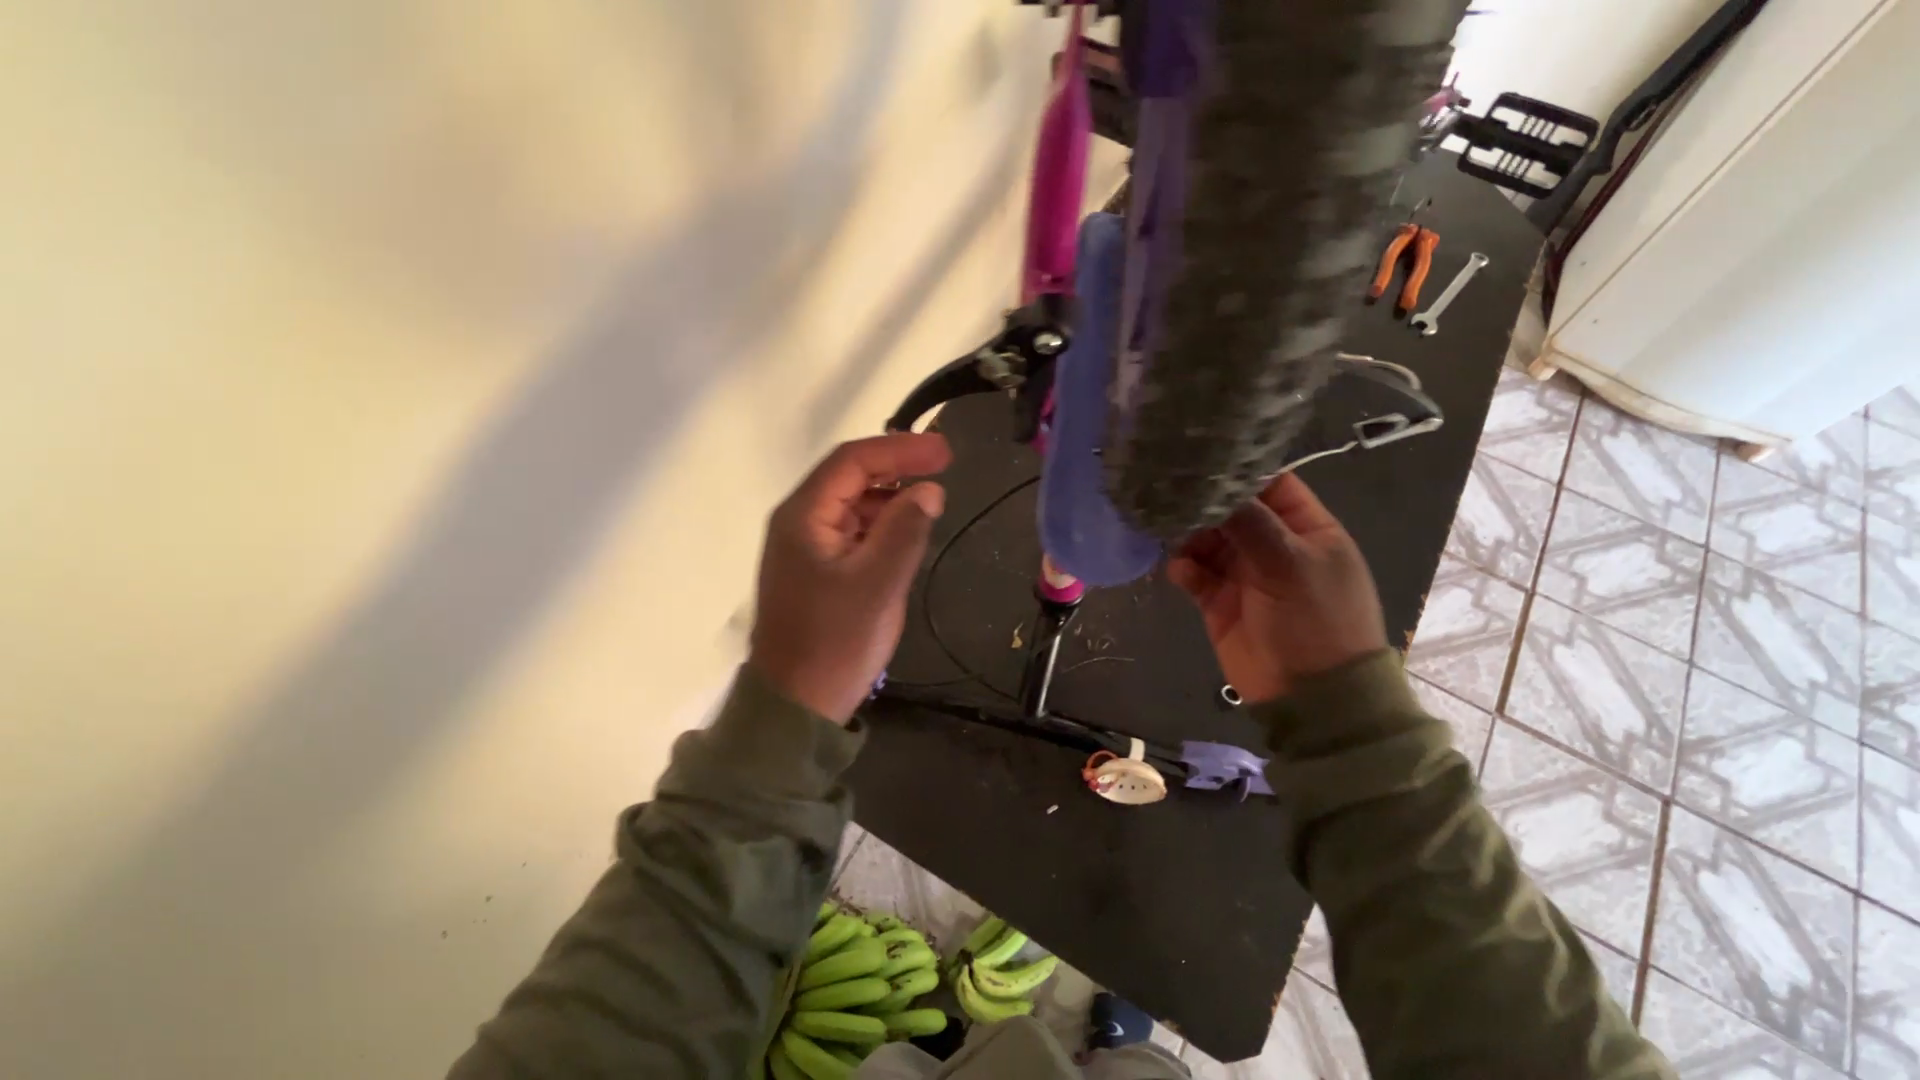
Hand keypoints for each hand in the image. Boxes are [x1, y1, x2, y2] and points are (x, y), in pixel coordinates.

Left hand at [748, 433, 952, 722]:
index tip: (945, 451)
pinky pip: (850, 532)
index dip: (900, 449)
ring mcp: (803, 547)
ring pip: (851, 504)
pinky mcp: (814, 571)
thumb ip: (905, 531)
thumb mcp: (877, 584)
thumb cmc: (835, 643)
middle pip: (849, 477)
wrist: (796, 706)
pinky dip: (880, 525)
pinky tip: (905, 535)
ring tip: (930, 502)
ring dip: (890, 497)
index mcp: (803, 517)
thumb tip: (929, 490)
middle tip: (944, 466)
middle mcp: (797, 522)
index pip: (852, 461)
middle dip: (896, 467)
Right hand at [1166, 473, 1386, 704]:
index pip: (1271, 484)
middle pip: (1232, 510)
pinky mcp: (1220, 603)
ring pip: (1208, 540)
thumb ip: (1251, 522)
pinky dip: (1184, 569)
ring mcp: (1245, 574)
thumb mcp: (1290, 564)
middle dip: (1204, 504)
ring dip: (1188, 535)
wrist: (1311, 696)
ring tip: (1169, 533)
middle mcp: (1274, 545)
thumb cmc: (1315, 621)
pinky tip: (1179, 571)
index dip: (1238, 472)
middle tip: (1171, 496)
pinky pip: (1195, 574)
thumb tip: (1213, 484)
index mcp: (1307, 529)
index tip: (1200, 460)